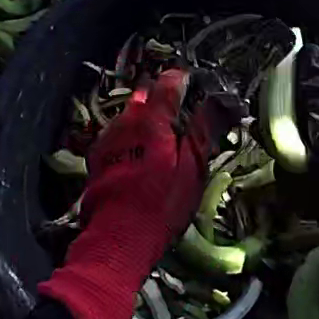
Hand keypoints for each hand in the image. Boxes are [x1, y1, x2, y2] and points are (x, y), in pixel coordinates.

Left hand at [38, 69, 212, 318]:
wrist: (116, 239)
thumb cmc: (161, 204)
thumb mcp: (193, 169)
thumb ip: (204, 130)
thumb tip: (221, 100)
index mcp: (151, 118)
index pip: (168, 81)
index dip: (185, 80)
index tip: (198, 88)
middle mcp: (125, 119)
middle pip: (146, 95)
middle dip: (164, 100)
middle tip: (183, 120)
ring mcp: (108, 135)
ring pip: (130, 114)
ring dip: (146, 119)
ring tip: (163, 142)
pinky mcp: (97, 154)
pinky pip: (118, 134)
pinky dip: (131, 137)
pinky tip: (141, 157)